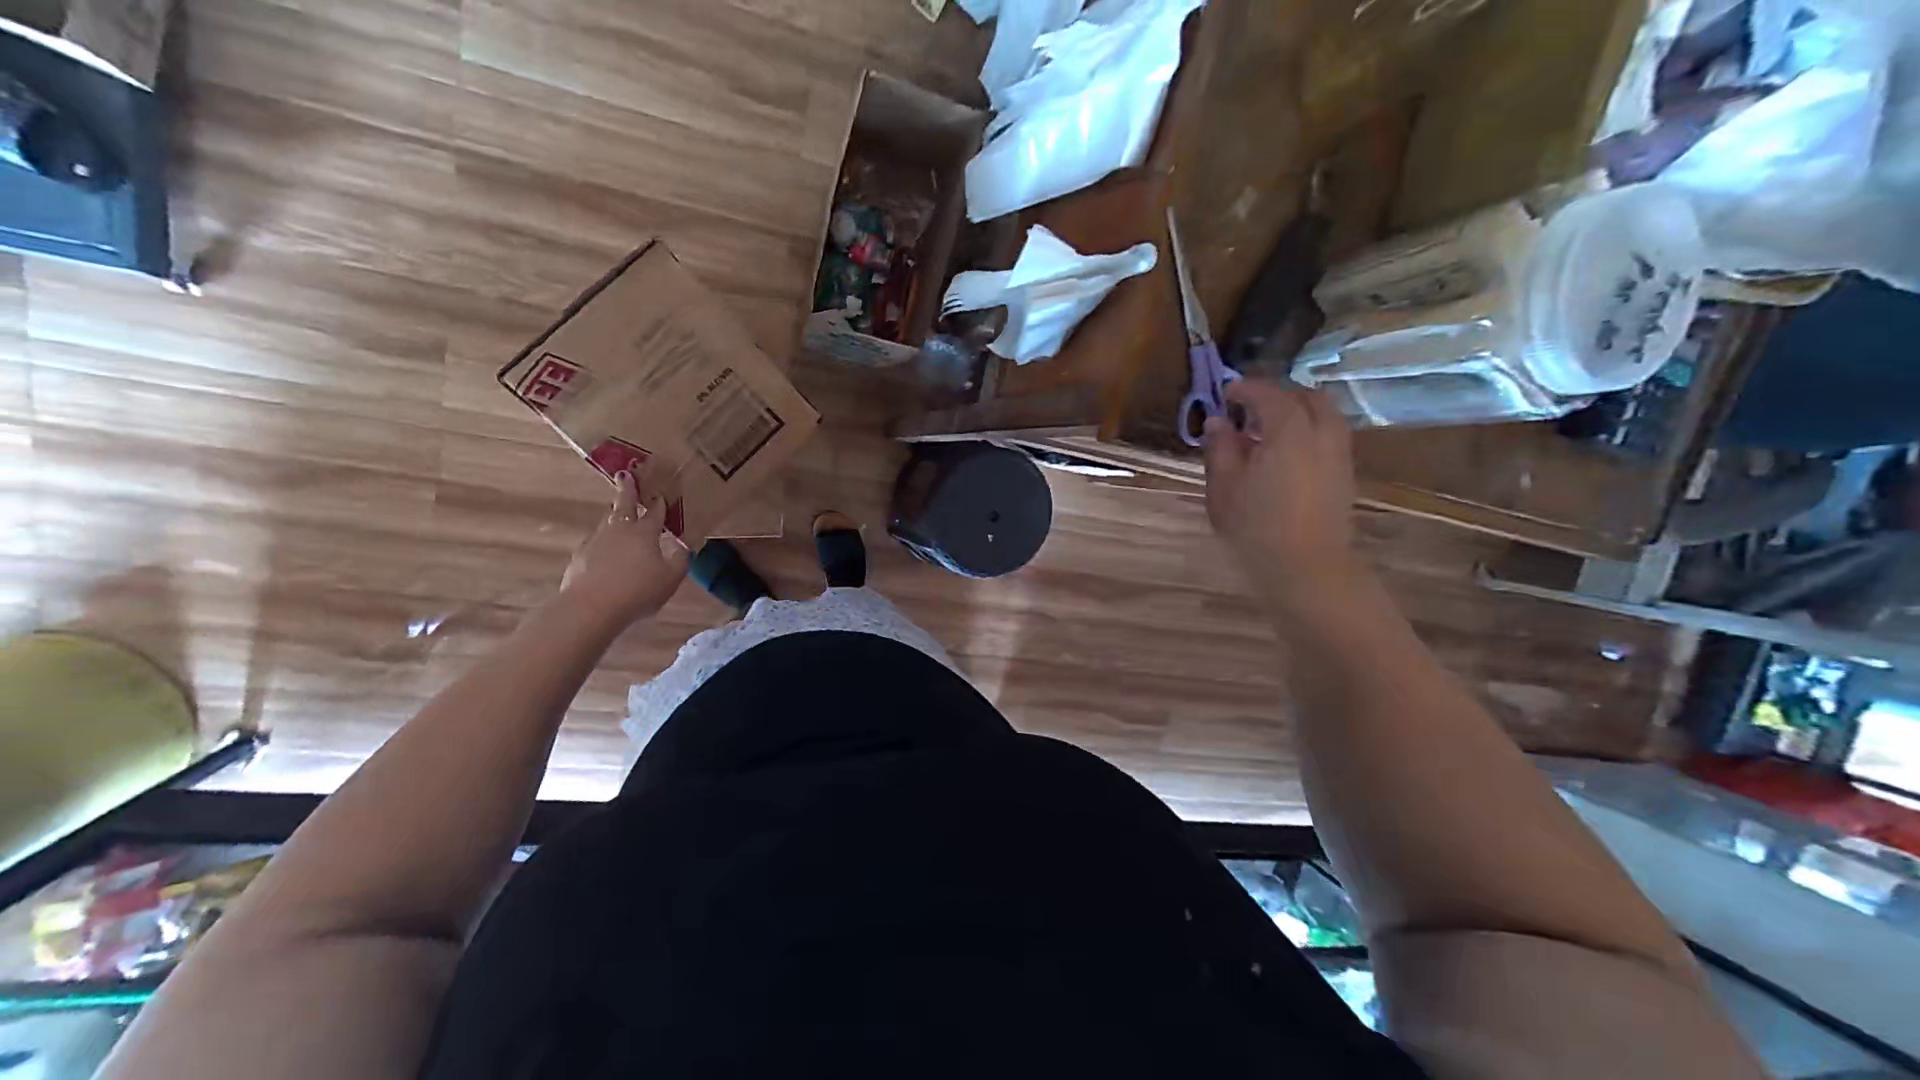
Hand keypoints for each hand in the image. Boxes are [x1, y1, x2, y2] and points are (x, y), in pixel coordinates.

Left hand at [558, 470, 689, 625]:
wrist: (591, 607)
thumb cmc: (638, 591)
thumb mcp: (671, 578)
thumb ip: (680, 560)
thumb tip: (683, 546)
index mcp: (644, 533)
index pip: (654, 512)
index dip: (659, 504)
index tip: (660, 494)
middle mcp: (620, 530)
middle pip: (623, 505)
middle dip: (627, 489)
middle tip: (625, 475)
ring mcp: (596, 541)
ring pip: (607, 522)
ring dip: (615, 515)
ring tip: (619, 515)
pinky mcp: (580, 556)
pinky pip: (595, 542)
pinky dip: (603, 541)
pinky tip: (605, 551)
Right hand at [1203, 379, 1364, 612]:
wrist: (1307, 568)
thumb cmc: (1257, 528)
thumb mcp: (1225, 487)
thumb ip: (1221, 449)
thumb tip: (1217, 422)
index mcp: (1289, 430)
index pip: (1269, 394)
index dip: (1246, 389)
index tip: (1225, 393)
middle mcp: (1321, 432)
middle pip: (1305, 396)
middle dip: (1277, 393)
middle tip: (1249, 405)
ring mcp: (1338, 452)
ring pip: (1323, 413)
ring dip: (1296, 410)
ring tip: (1267, 427)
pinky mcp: (1344, 473)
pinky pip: (1328, 433)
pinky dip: (1308, 428)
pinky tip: (1285, 450)